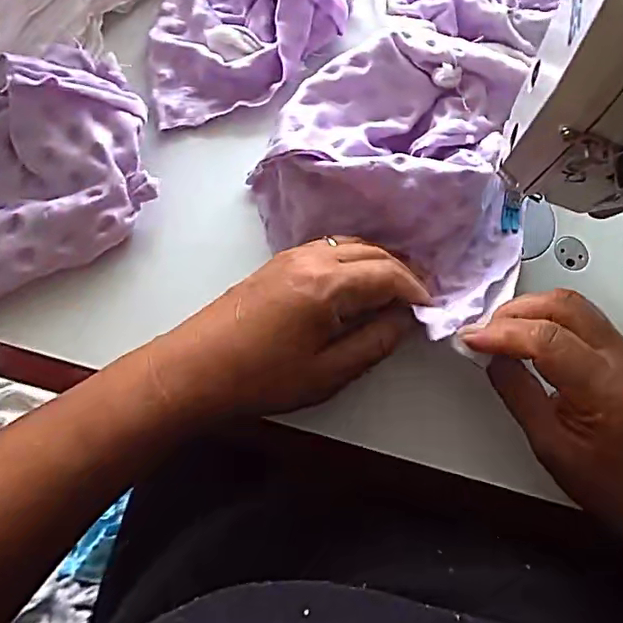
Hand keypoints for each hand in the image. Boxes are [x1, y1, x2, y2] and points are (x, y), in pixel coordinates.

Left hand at [139, 236, 428, 424]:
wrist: (193, 369)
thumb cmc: (260, 378)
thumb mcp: (326, 373)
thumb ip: (373, 343)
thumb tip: (402, 321)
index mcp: (328, 284)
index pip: (388, 273)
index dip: (415, 289)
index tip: (429, 308)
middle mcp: (313, 258)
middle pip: (373, 251)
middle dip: (402, 271)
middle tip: (418, 297)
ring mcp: (293, 255)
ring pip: (352, 244)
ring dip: (378, 261)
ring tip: (393, 289)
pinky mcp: (279, 261)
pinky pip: (330, 247)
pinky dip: (354, 258)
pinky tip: (356, 283)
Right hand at [460, 289, 622, 537]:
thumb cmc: (609, 482)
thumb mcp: (549, 446)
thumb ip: (517, 394)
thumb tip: (491, 357)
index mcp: (606, 389)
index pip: (548, 339)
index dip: (504, 333)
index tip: (474, 338)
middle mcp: (621, 360)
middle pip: (562, 306)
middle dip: (515, 312)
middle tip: (484, 332)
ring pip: (571, 303)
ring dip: (530, 309)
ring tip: (500, 331)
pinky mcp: (620, 347)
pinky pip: (580, 314)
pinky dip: (546, 315)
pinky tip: (526, 331)